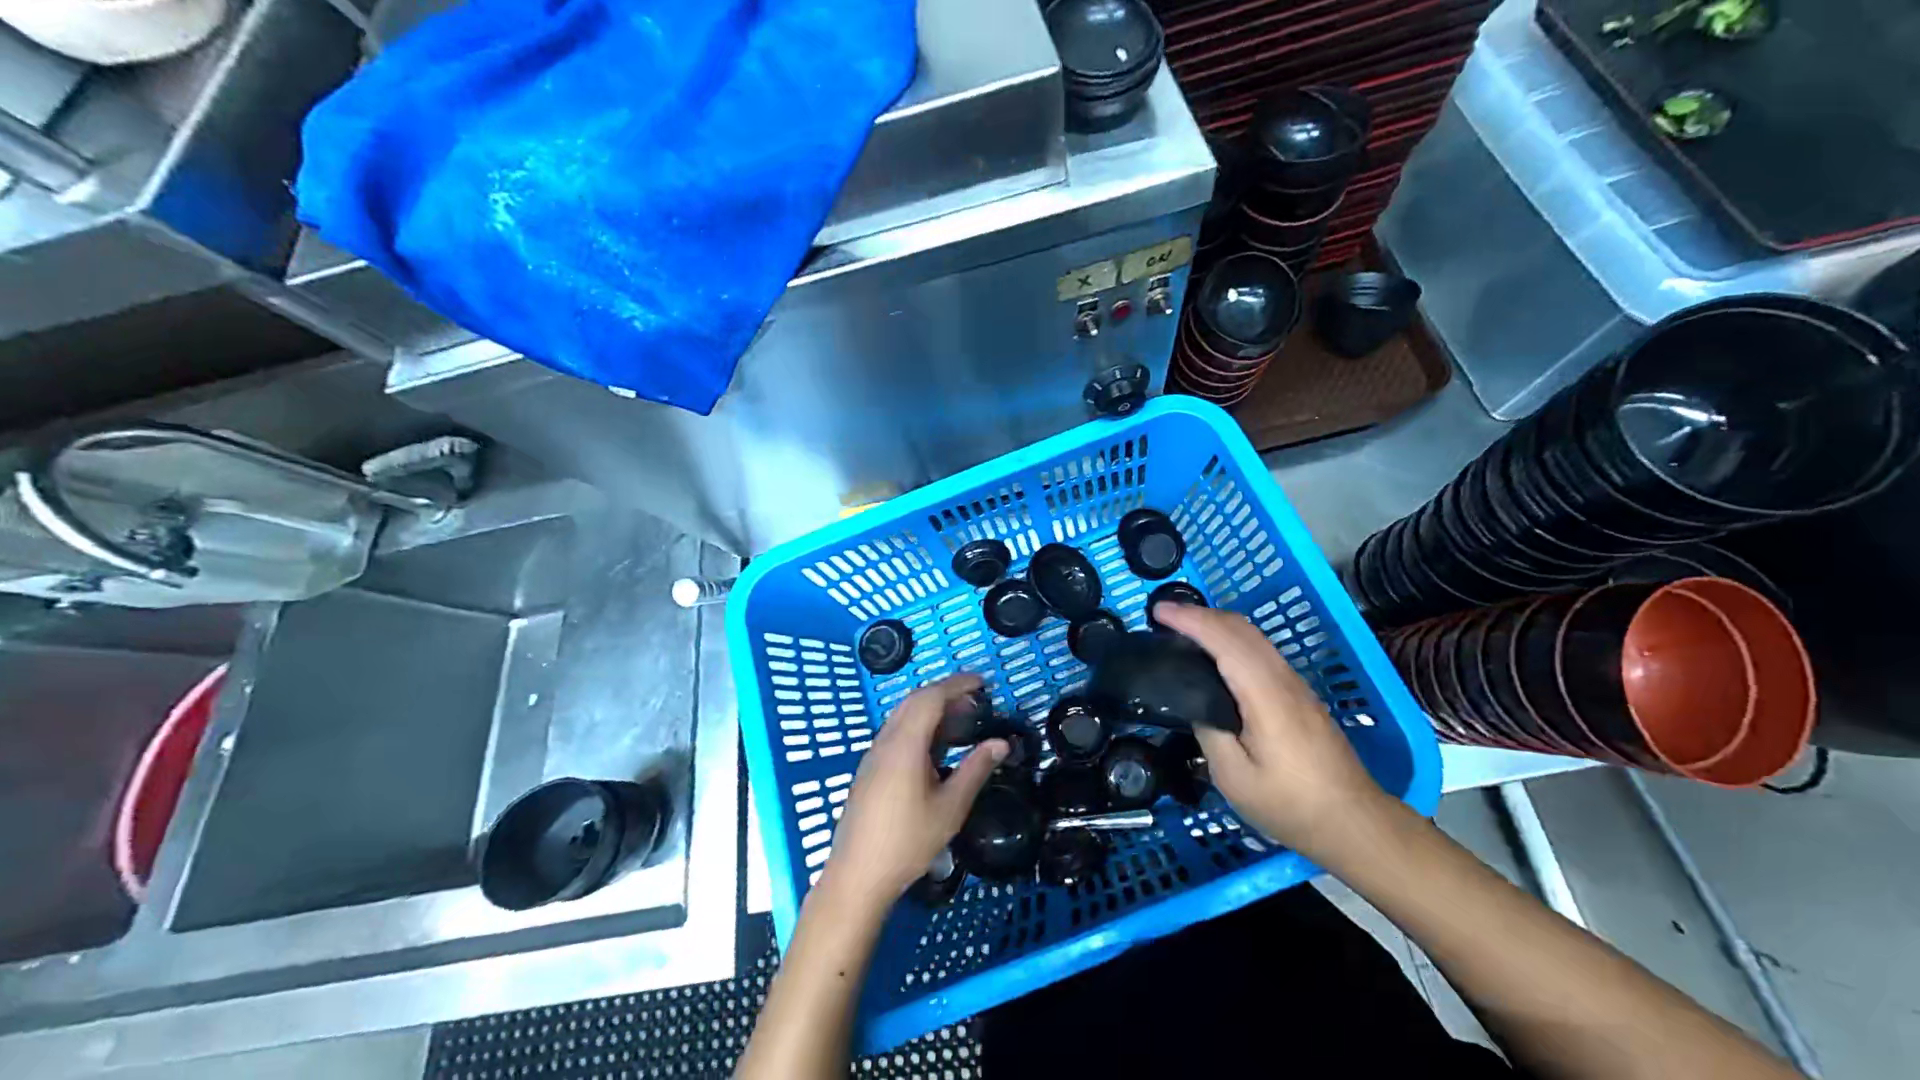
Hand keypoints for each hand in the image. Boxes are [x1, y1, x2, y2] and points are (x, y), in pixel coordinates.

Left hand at [815, 675, 1008, 909]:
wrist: (857, 875)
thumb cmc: (907, 842)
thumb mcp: (950, 807)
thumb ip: (976, 770)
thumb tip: (1000, 743)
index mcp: (905, 744)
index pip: (931, 698)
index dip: (957, 684)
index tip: (983, 682)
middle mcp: (885, 741)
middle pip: (915, 701)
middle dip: (946, 693)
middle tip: (976, 701)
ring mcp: (874, 755)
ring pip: (903, 716)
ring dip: (932, 710)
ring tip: (962, 722)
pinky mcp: (870, 769)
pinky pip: (896, 732)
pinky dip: (920, 726)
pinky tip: (936, 748)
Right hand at [1155, 602, 1398, 862]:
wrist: (1353, 823)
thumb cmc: (1290, 804)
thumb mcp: (1234, 777)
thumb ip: (1209, 731)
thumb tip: (1193, 702)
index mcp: (1265, 694)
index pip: (1224, 640)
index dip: (1190, 620)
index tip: (1157, 611)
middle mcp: (1283, 679)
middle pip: (1240, 628)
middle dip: (1199, 614)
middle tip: (1162, 617)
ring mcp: (1295, 685)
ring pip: (1254, 636)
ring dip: (1216, 624)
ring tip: (1182, 630)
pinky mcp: (1299, 695)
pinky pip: (1260, 651)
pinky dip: (1231, 639)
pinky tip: (1216, 654)